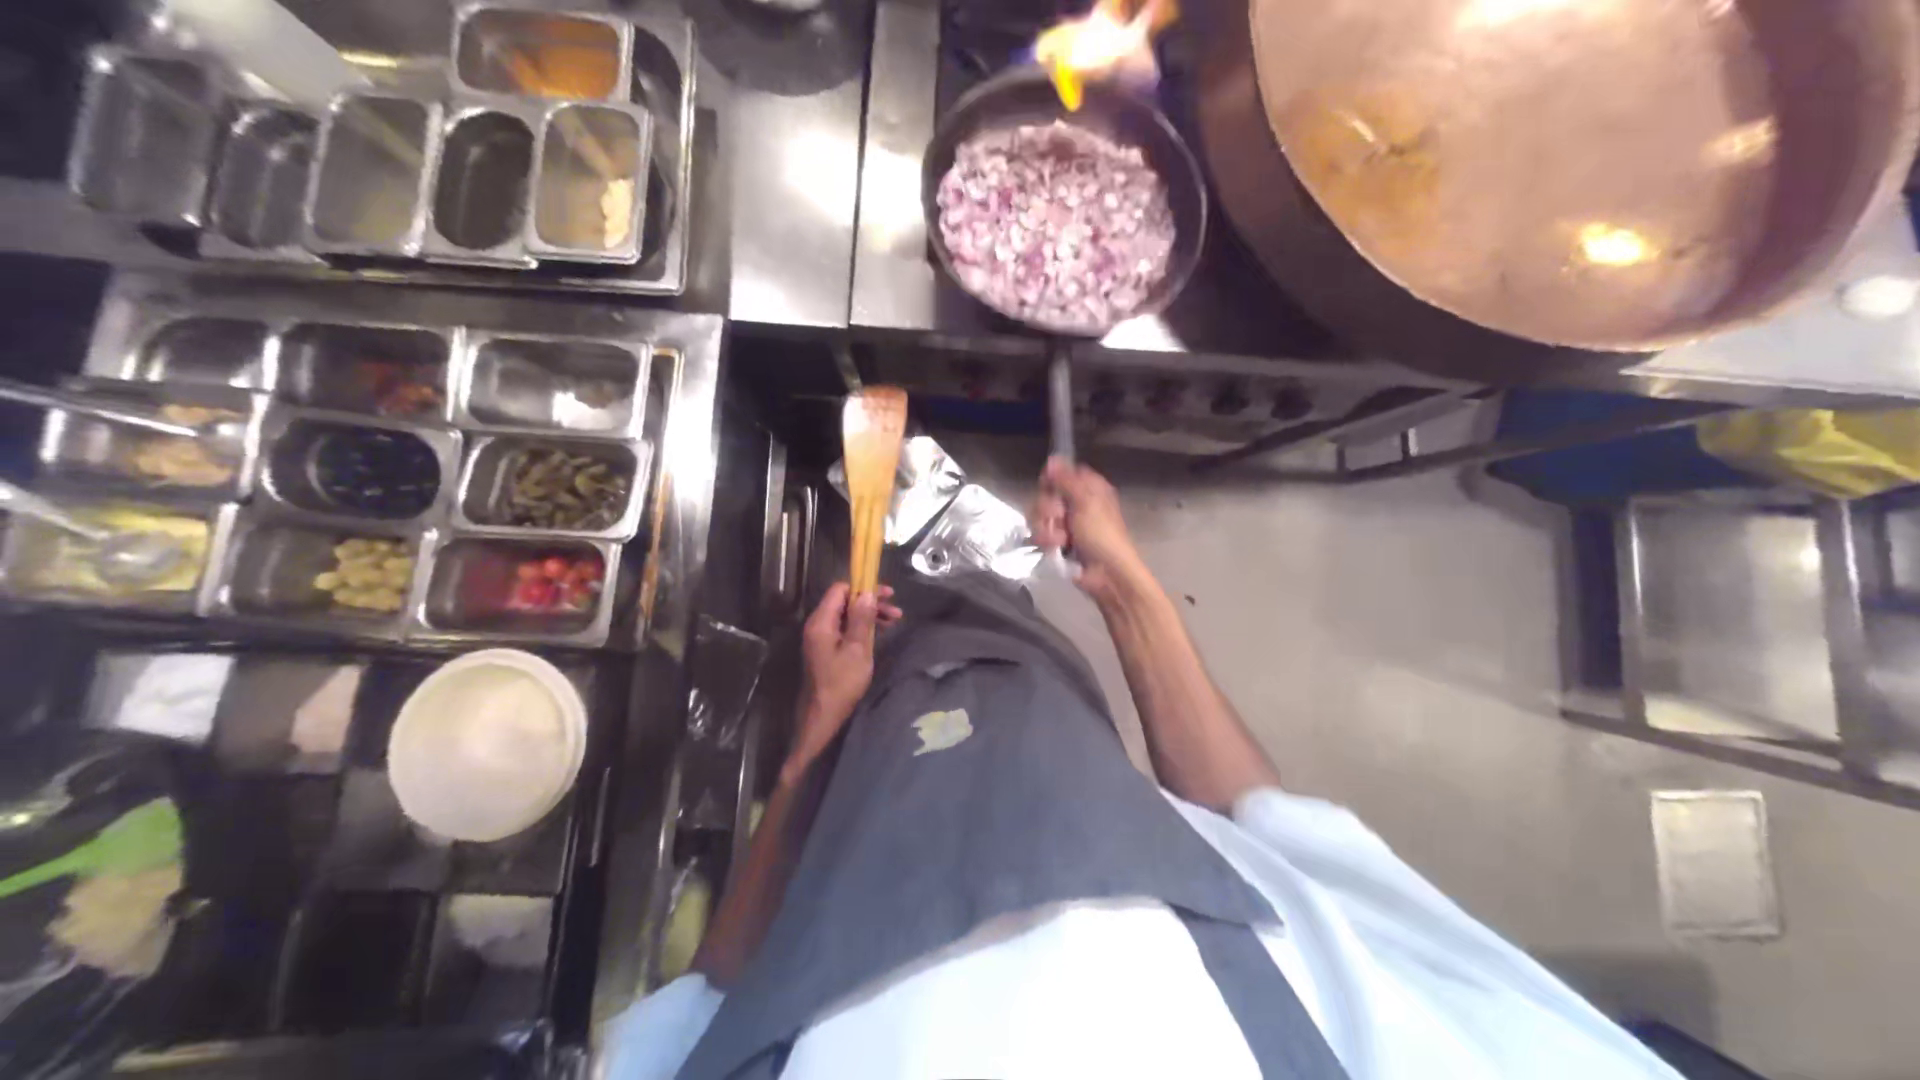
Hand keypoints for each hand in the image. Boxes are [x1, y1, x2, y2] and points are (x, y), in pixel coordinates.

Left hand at [789, 583, 901, 777]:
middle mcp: (818, 625)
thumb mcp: (858, 649)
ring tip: (894, 621)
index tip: (887, 595)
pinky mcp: (827, 648)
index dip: (863, 588)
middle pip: (844, 601)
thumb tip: (868, 591)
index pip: (839, 590)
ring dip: (870, 615)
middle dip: (870, 602)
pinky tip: (880, 632)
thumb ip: (862, 618)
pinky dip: (862, 627)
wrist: (824, 714)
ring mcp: (821, 637)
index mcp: (821, 622)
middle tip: (896, 610)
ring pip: (847, 615)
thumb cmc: (842, 682)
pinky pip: (845, 628)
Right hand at [1032, 457, 1147, 601]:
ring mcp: (1066, 523)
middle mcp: (1076, 502)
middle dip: (1047, 508)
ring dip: (1047, 528)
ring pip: (1040, 515)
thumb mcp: (1086, 502)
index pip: (1061, 473)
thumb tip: (1052, 459)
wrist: (1107, 573)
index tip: (1049, 487)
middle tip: (1059, 518)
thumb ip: (1066, 480)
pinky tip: (1058, 548)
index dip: (1052, 480)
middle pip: (1046, 494)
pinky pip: (1041, 533)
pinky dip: (1048, 541)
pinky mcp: (1058, 541)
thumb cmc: (1102, 535)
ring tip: (1061, 540)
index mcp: (1089, 488)